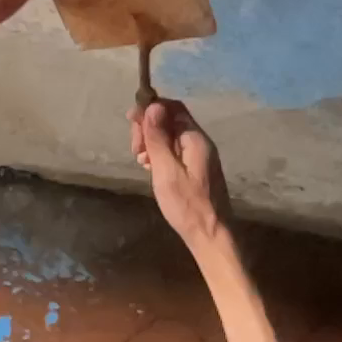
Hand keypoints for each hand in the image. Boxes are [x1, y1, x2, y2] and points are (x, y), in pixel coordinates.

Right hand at [130, 99, 231, 248]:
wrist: (210, 235)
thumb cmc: (187, 205)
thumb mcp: (166, 171)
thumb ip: (158, 138)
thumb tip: (152, 106)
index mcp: (195, 139)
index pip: (173, 108)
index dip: (150, 109)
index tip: (130, 120)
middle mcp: (199, 142)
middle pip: (170, 120)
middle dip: (148, 127)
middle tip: (135, 149)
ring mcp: (198, 156)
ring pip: (170, 136)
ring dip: (151, 142)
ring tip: (140, 160)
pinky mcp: (195, 169)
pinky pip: (174, 151)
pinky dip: (159, 154)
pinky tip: (149, 167)